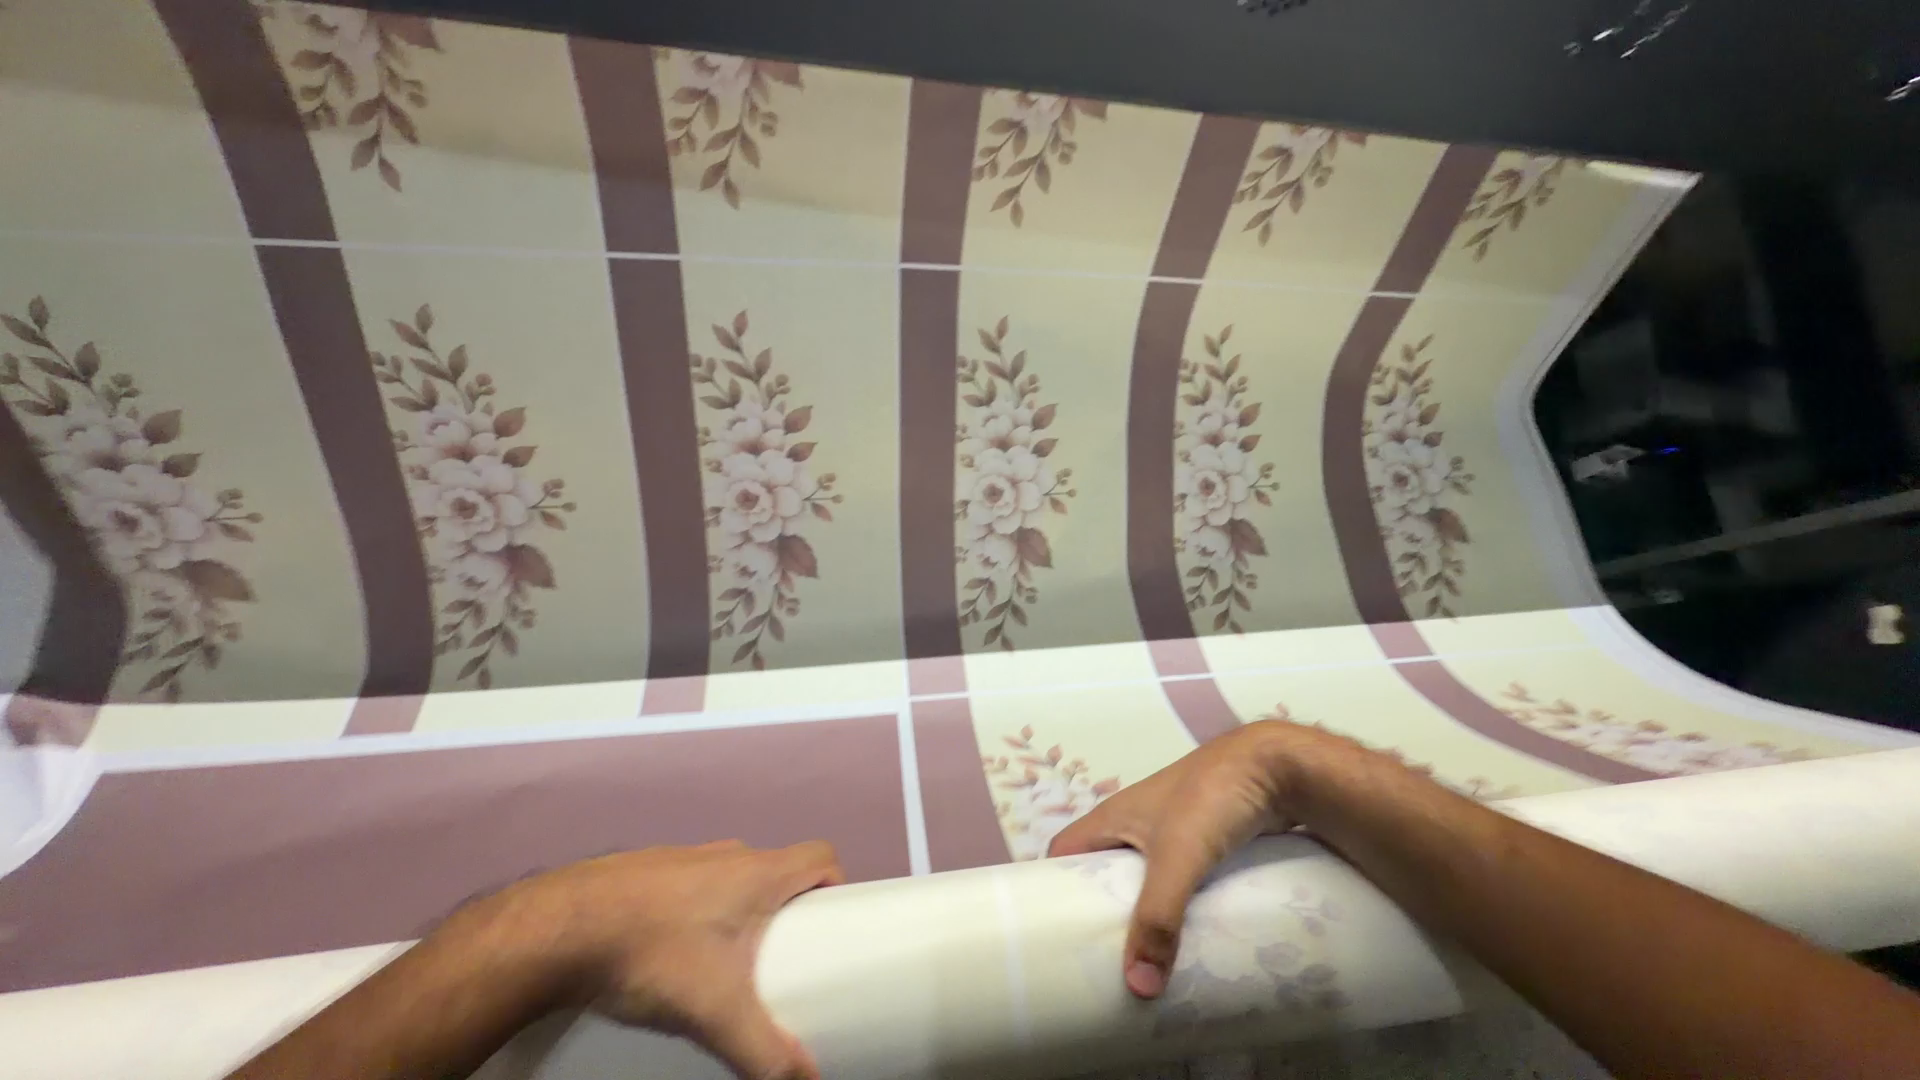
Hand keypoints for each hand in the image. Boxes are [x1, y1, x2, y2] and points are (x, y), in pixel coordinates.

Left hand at [483, 840, 842, 1079]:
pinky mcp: (644, 870)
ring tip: (722, 966)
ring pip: (732, 880)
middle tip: (777, 963)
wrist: (557, 929)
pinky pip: (691, 886)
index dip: (833, 887)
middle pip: (777, 872)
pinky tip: (669, 955)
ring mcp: (683, 857)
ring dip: (738, 913)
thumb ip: (764, 1053)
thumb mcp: (716, 1012)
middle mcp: (728, 854)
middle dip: (784, 913)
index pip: (820, 856)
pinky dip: (696, 912)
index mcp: (758, 871)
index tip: (828, 927)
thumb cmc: (654, 955)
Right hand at [1046, 721, 1359, 999]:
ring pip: (1146, 881)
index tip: (1055, 936)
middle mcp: (1135, 824)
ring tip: (1147, 964)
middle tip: (1102, 965)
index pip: (1064, 854)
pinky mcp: (1206, 842)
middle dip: (1102, 914)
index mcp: (1111, 818)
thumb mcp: (1178, 857)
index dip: (1053, 890)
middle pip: (1104, 873)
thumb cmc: (1210, 799)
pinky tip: (1193, 940)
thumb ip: (1157, 917)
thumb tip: (1138, 989)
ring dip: (1145, 916)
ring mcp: (1172, 833)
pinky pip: (1181, 883)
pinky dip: (1180, 910)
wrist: (1276, 767)